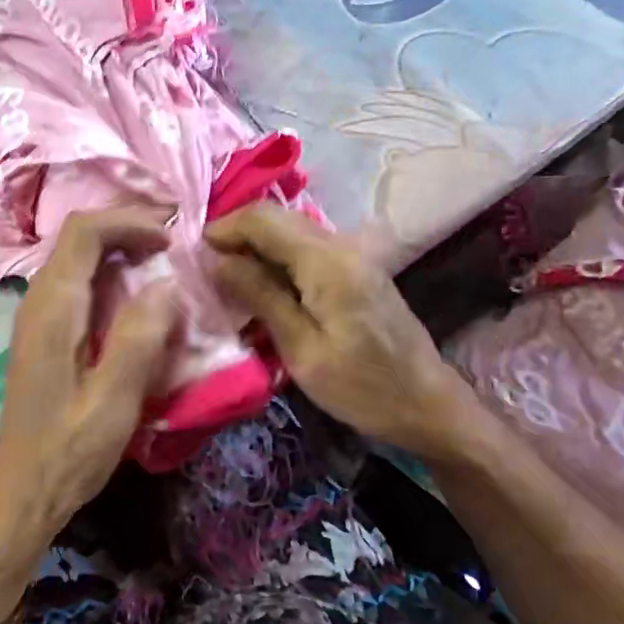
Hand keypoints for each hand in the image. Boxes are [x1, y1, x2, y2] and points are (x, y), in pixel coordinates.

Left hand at [0, 208, 177, 623]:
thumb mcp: (114, 401)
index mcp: (54, 308)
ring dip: (117, 250)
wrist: (23, 489)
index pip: (83, 232)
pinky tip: (134, 297)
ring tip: (161, 264)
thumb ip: (139, 338)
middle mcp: (38, 300)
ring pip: (76, 258)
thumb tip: (167, 284)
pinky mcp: (43, 332)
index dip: (128, 222)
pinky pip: (75, 282)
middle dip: (126, 230)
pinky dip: (108, 274)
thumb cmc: (69, 450)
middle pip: (78, 237)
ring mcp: (36, 314)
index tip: (170, 241)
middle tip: (172, 246)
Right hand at [205, 203, 484, 461]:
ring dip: (252, 244)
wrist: (430, 407)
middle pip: (274, 216)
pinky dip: (273, 255)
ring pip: (288, 228)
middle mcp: (340, 245)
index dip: (222, 228)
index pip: (262, 219)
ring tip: (226, 276)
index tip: (193, 256)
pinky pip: (303, 245)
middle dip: (234, 234)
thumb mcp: (302, 350)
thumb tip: (214, 259)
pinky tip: (260, 283)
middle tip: (204, 267)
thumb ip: (259, 296)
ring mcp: (351, 253)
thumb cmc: (363, 388)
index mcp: (327, 262)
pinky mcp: (354, 267)